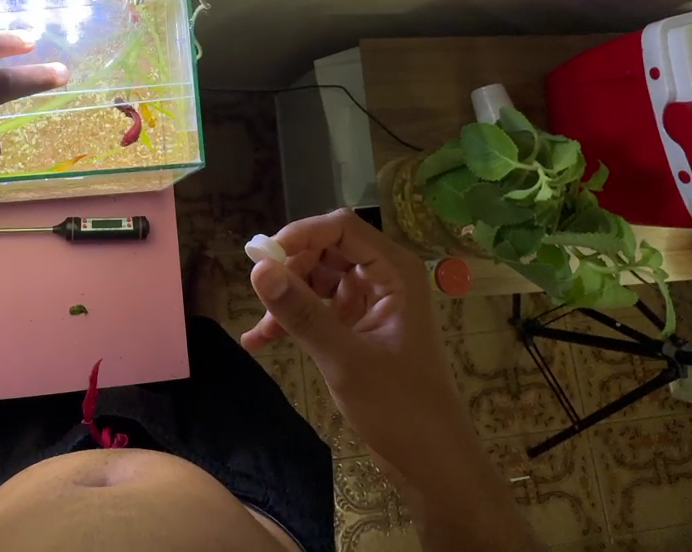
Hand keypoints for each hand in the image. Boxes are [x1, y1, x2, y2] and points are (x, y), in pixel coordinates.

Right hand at [242, 209, 476, 487]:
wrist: (433, 463)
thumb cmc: (399, 407)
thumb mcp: (344, 358)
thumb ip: (301, 312)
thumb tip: (258, 269)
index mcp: (394, 271)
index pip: (341, 228)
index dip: (300, 234)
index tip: (262, 258)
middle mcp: (385, 276)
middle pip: (327, 249)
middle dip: (291, 269)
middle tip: (260, 295)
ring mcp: (373, 300)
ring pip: (319, 277)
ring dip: (289, 297)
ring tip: (260, 329)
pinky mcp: (362, 324)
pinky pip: (321, 306)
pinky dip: (296, 319)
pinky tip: (263, 341)